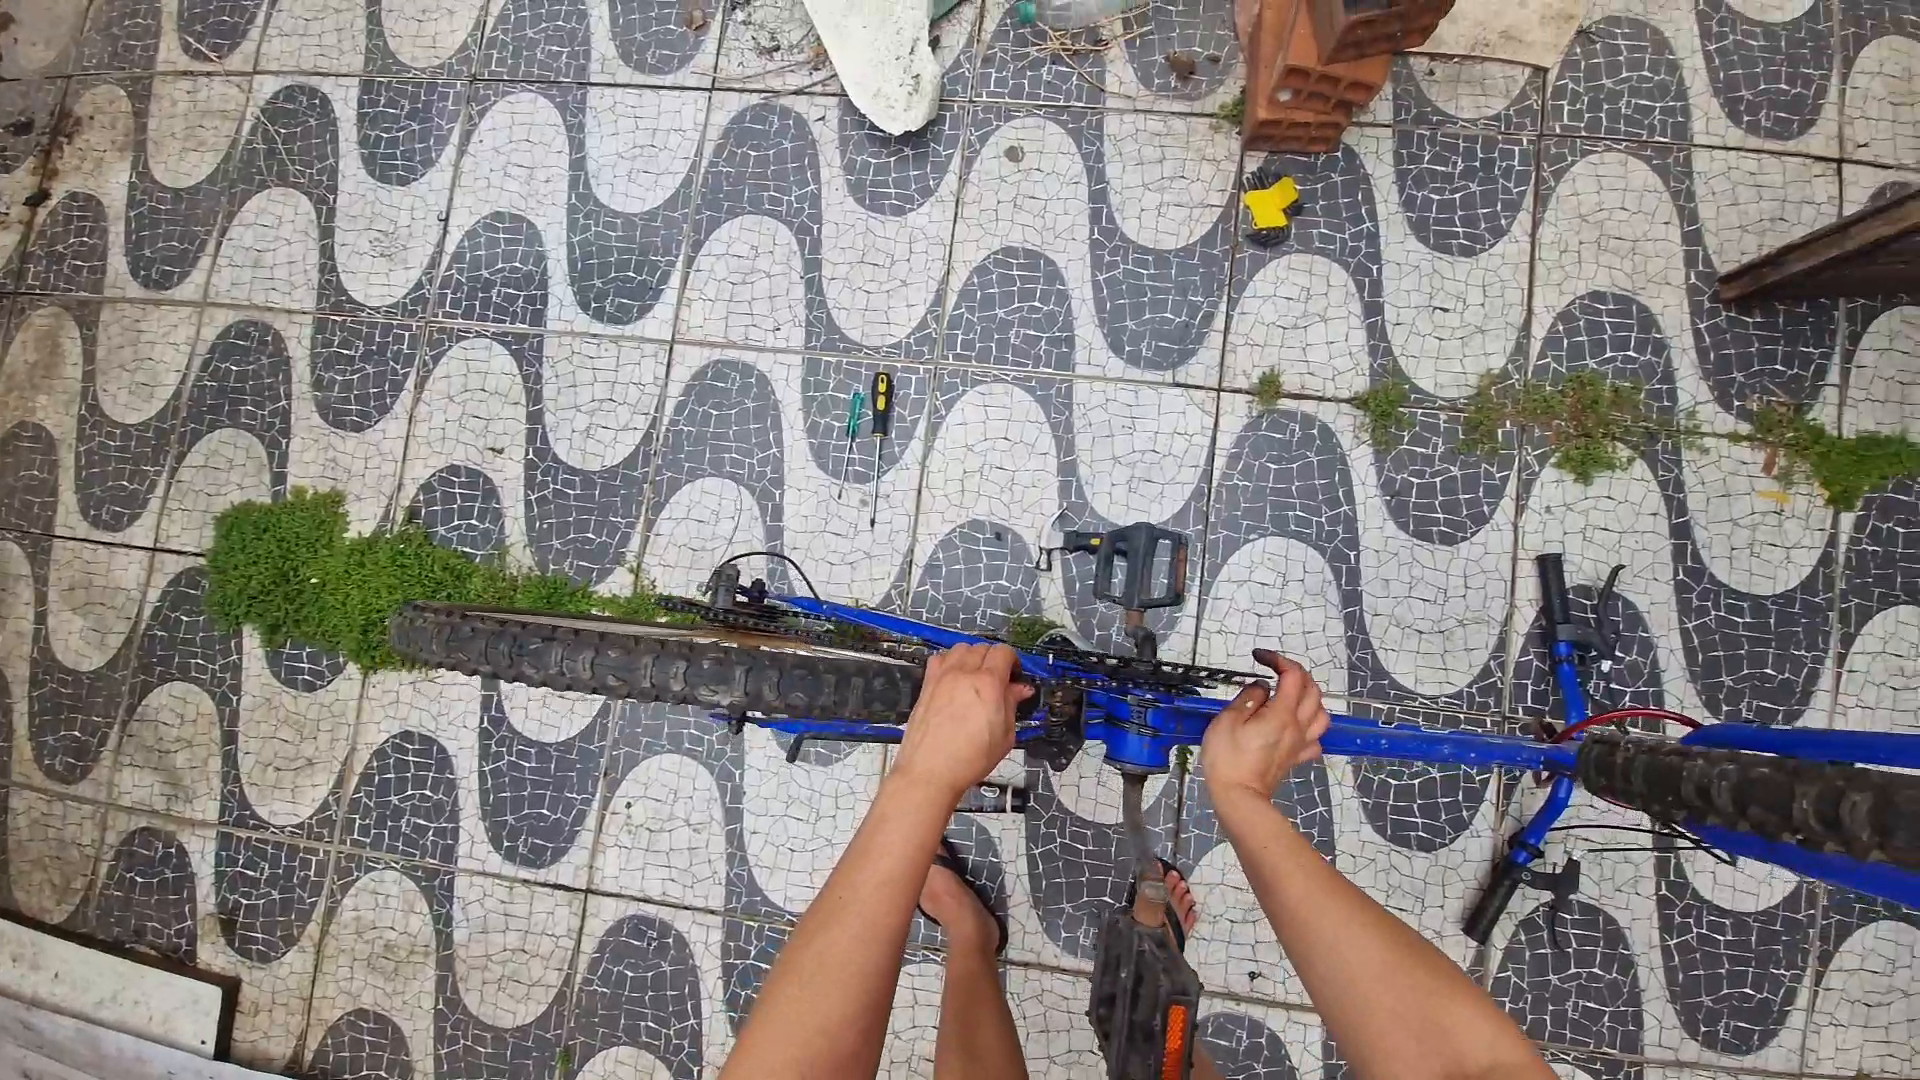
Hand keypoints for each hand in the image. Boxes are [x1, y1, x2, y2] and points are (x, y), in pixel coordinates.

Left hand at [890, 643, 1033, 804]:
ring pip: (961, 648)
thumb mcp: (1005, 736)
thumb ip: (1012, 705)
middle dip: (995, 659)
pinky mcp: (927, 684)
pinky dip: (950, 661)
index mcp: (988, 684)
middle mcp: (964, 674)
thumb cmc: (969, 759)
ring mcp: (942, 677)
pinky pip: (939, 658)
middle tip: (999, 680)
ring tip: (976, 676)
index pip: (1003, 652)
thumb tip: (1020, 689)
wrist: (930, 771)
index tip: (1015, 675)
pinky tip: (954, 677)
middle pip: (983, 648)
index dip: (1013, 661)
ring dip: (972, 656)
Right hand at [1201, 649, 1329, 808]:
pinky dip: (1310, 726)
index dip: (1278, 659)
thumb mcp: (1227, 720)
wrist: (1239, 796)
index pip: (1292, 676)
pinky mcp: (1296, 758)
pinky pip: (1315, 738)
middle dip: (1296, 673)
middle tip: (1274, 670)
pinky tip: (1296, 726)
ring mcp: (1300, 744)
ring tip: (1290, 694)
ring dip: (1310, 697)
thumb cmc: (1227, 757)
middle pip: (1312, 691)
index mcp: (1281, 713)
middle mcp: (1298, 726)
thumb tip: (1262, 687)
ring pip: (1322, 714)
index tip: (1259, 656)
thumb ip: (1248, 699)